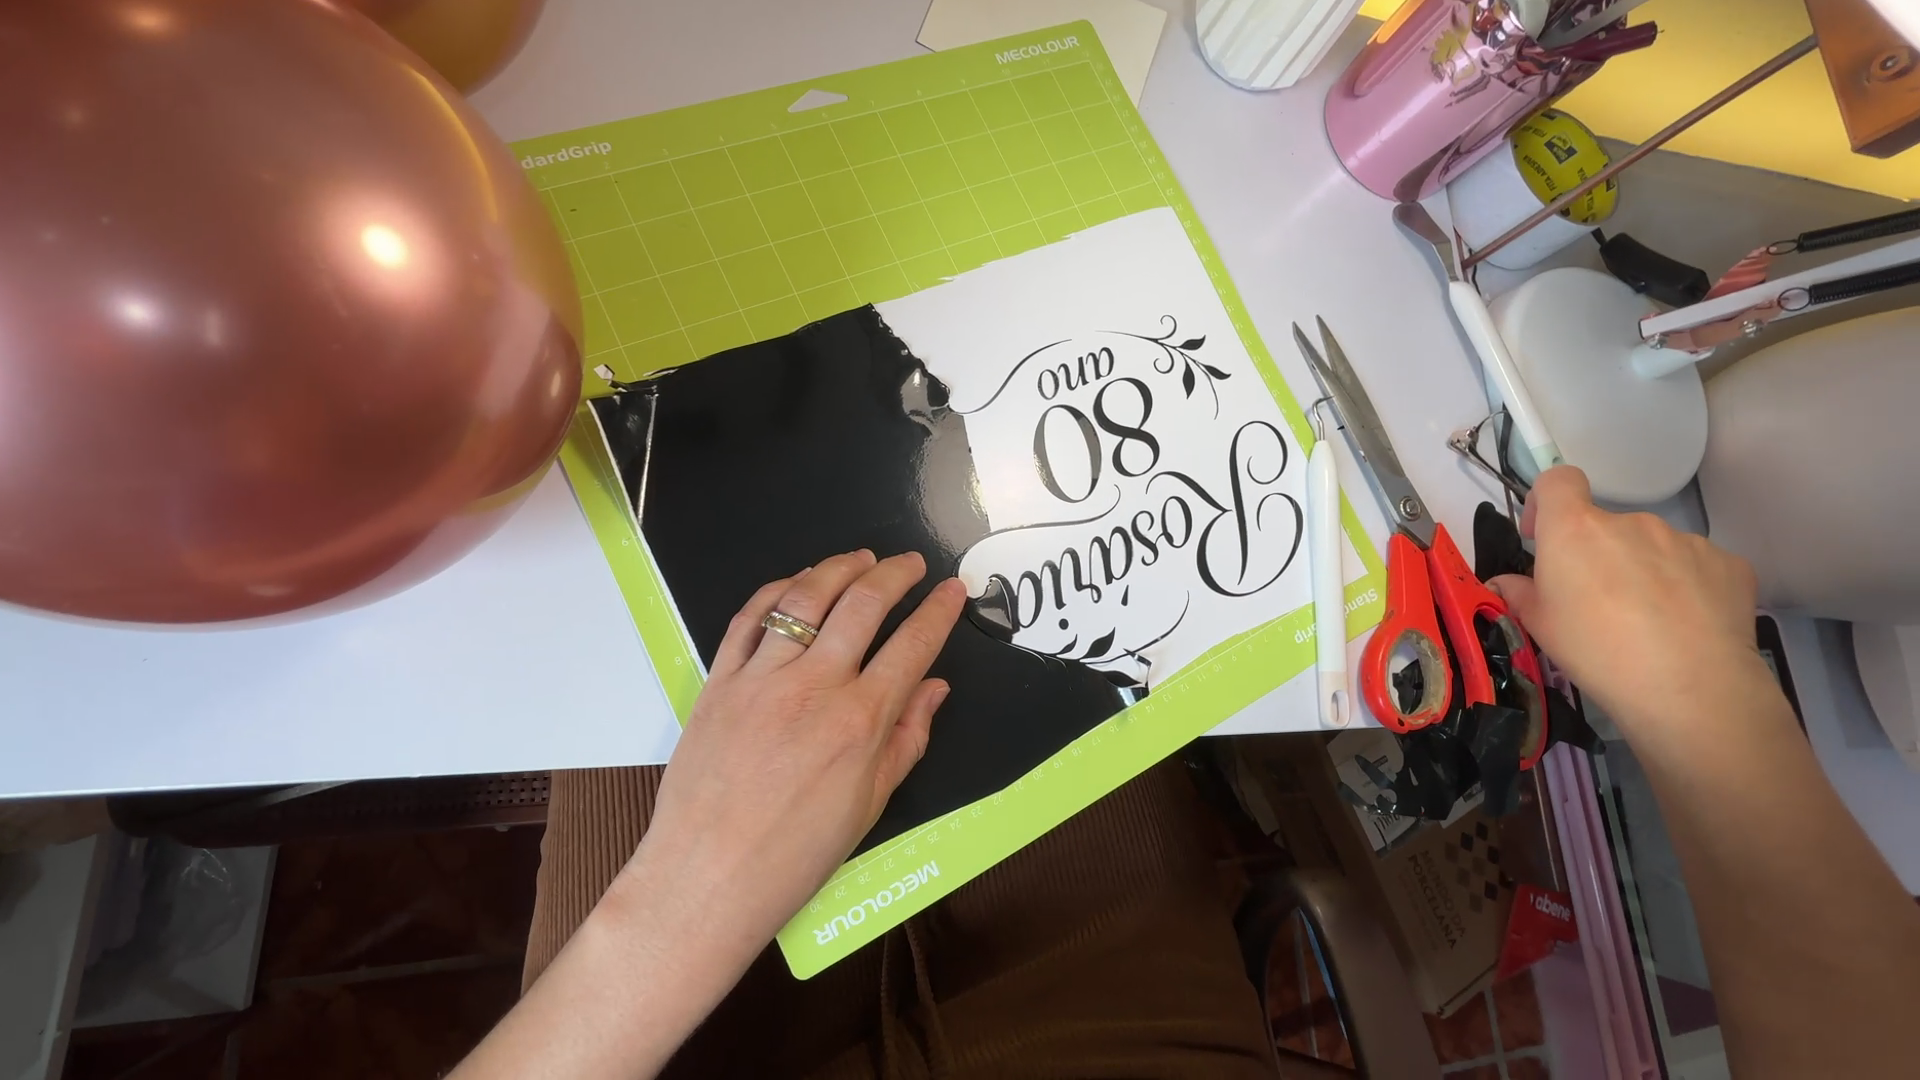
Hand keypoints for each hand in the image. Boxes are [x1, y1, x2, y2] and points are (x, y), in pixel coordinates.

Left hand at [629, 549, 966, 948]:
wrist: (708, 878)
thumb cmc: (798, 854)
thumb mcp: (870, 803)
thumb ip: (908, 738)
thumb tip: (936, 688)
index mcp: (860, 721)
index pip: (913, 646)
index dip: (939, 610)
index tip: (953, 588)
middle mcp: (815, 686)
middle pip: (863, 605)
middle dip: (895, 574)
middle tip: (911, 562)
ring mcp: (761, 678)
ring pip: (805, 599)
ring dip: (838, 567)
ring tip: (861, 557)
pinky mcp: (719, 681)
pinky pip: (748, 619)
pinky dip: (776, 591)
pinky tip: (795, 582)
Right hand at [1488, 467, 1761, 733]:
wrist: (1689, 687)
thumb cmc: (1593, 648)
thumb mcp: (1536, 623)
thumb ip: (1517, 592)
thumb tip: (1508, 582)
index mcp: (1574, 529)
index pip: (1558, 479)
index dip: (1544, 500)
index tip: (1542, 535)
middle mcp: (1631, 522)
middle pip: (1605, 524)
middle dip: (1595, 552)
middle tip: (1593, 600)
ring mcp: (1685, 540)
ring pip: (1649, 546)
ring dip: (1640, 568)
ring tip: (1645, 617)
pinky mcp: (1729, 564)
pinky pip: (1693, 565)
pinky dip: (1682, 585)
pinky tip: (1682, 623)